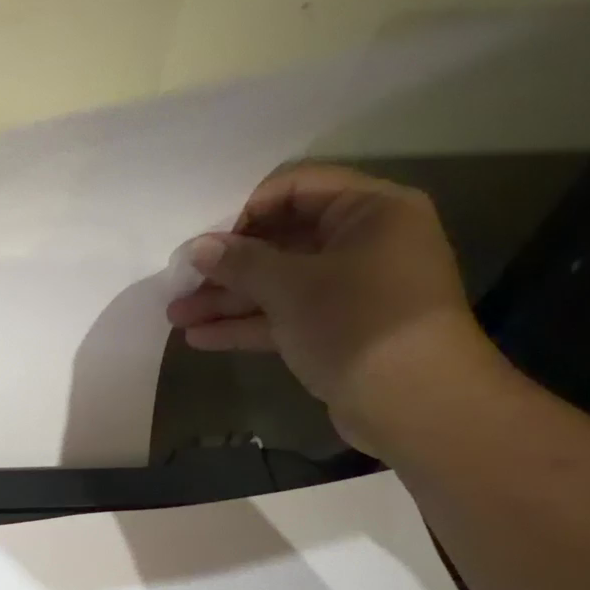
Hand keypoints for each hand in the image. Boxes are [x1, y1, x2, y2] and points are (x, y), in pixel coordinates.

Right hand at [166, 165, 493, 440]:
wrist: (414, 402)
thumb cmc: (357, 322)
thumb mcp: (291, 286)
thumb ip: (241, 263)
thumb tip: (199, 248)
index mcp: (370, 211)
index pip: (298, 188)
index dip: (246, 208)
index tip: (205, 239)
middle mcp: (364, 243)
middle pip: (283, 241)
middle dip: (227, 264)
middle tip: (179, 282)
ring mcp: (350, 290)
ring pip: (279, 285)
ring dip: (227, 300)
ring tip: (175, 316)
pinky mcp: (337, 331)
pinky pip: (285, 318)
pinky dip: (246, 325)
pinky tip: (201, 338)